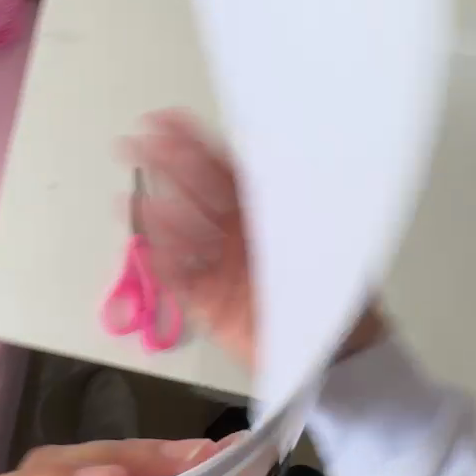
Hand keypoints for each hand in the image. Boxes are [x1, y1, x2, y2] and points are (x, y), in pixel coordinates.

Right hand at [122, 110, 387, 370]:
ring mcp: (220, 264)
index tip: (164, 120)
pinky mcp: (209, 300)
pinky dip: (160, 258)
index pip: (220, 167)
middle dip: (163, 167)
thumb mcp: (317, 231)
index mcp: (261, 211)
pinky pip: (178, 275)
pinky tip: (146, 240)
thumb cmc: (335, 291)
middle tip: (134, 145)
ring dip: (157, 212)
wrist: (341, 354)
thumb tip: (255, 157)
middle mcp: (236, 231)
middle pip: (193, 192)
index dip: (191, 142)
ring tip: (135, 195)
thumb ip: (281, 198)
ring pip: (181, 232)